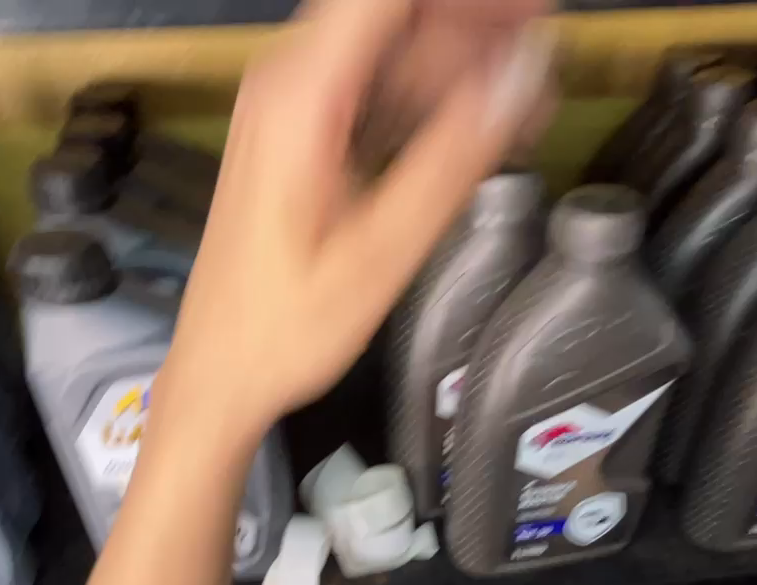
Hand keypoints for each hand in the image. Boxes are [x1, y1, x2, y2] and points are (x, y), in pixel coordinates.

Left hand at [152, 0, 553, 441]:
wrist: (219, 375)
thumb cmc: (282, 331)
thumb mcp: (379, 254)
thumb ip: (451, 161)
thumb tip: (519, 83)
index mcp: (299, 100)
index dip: (469, 1)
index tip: (529, 9)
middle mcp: (285, 90)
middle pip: (392, 15)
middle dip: (471, 29)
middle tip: (537, 60)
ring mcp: (285, 117)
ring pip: (383, 56)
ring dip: (453, 70)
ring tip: (519, 103)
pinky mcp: (292, 149)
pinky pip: (365, 99)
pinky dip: (418, 106)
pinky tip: (462, 134)